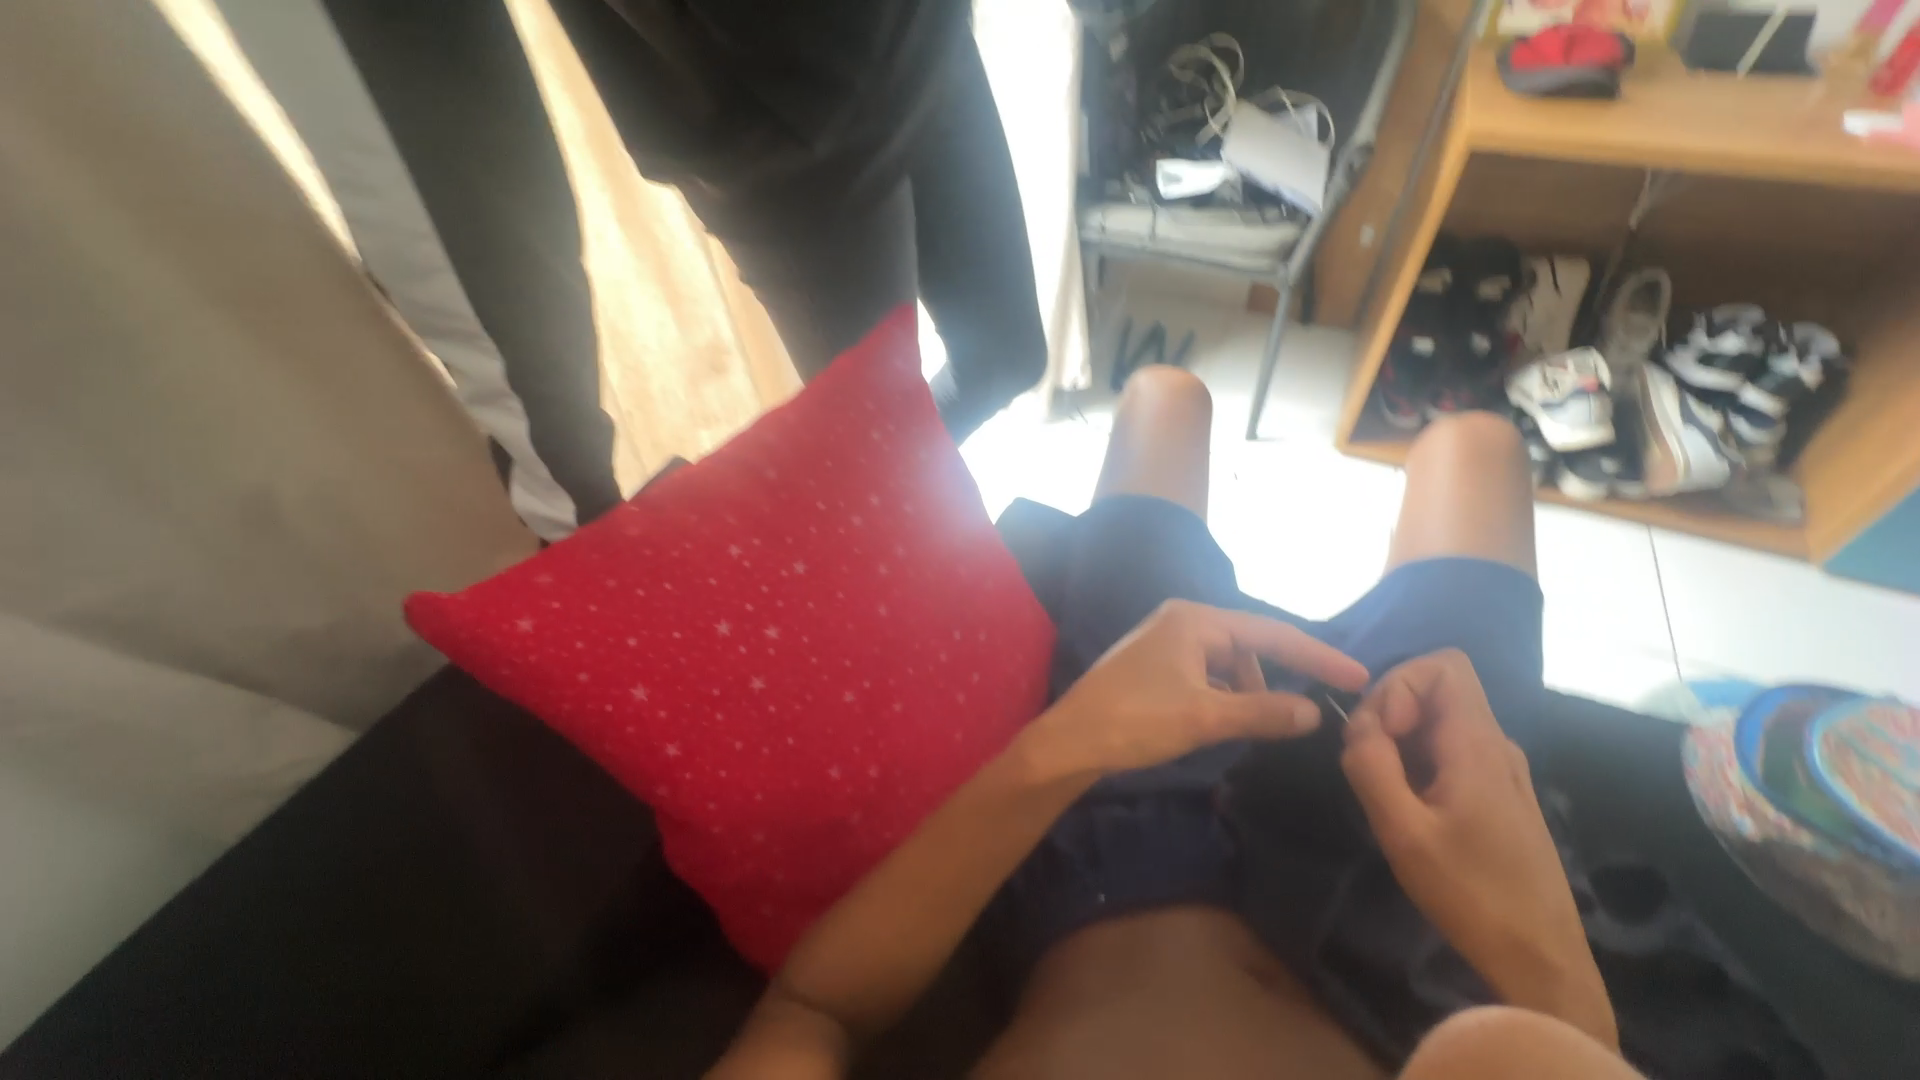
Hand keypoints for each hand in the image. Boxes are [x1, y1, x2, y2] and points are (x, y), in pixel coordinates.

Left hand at [1024, 600, 1368, 779]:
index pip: (1270, 632)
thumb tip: (1313, 712)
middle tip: (1295, 715)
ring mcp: (1163, 643)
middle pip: (1247, 646)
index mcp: (1193, 619)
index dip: (1316, 655)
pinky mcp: (1153, 667)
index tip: (1356, 676)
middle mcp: (1179, 620)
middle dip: (1272, 678)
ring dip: (1245, 692)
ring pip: (1226, 664)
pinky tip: (1222, 721)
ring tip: (1246, 725)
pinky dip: (1222, 696)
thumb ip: (1264, 711)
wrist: (1070, 741)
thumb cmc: (1136, 720)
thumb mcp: (1207, 717)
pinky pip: (1204, 676)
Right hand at [1340, 650, 1616, 1049]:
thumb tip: (1357, 725)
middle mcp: (1496, 746)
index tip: (1382, 733)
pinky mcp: (1497, 796)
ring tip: (1386, 793)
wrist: (1541, 961)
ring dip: (1399, 741)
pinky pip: (1447, 751)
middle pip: (1435, 689)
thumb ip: (1371, 765)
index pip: (1443, 666)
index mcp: (1479, 745)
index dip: (1400, 684)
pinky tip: (1408, 808)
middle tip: (1369, 765)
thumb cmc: (1471, 894)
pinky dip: (1415, 762)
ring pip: (1437, 722)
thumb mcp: (1403, 832)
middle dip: (1389, 712)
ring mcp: (1501, 771)